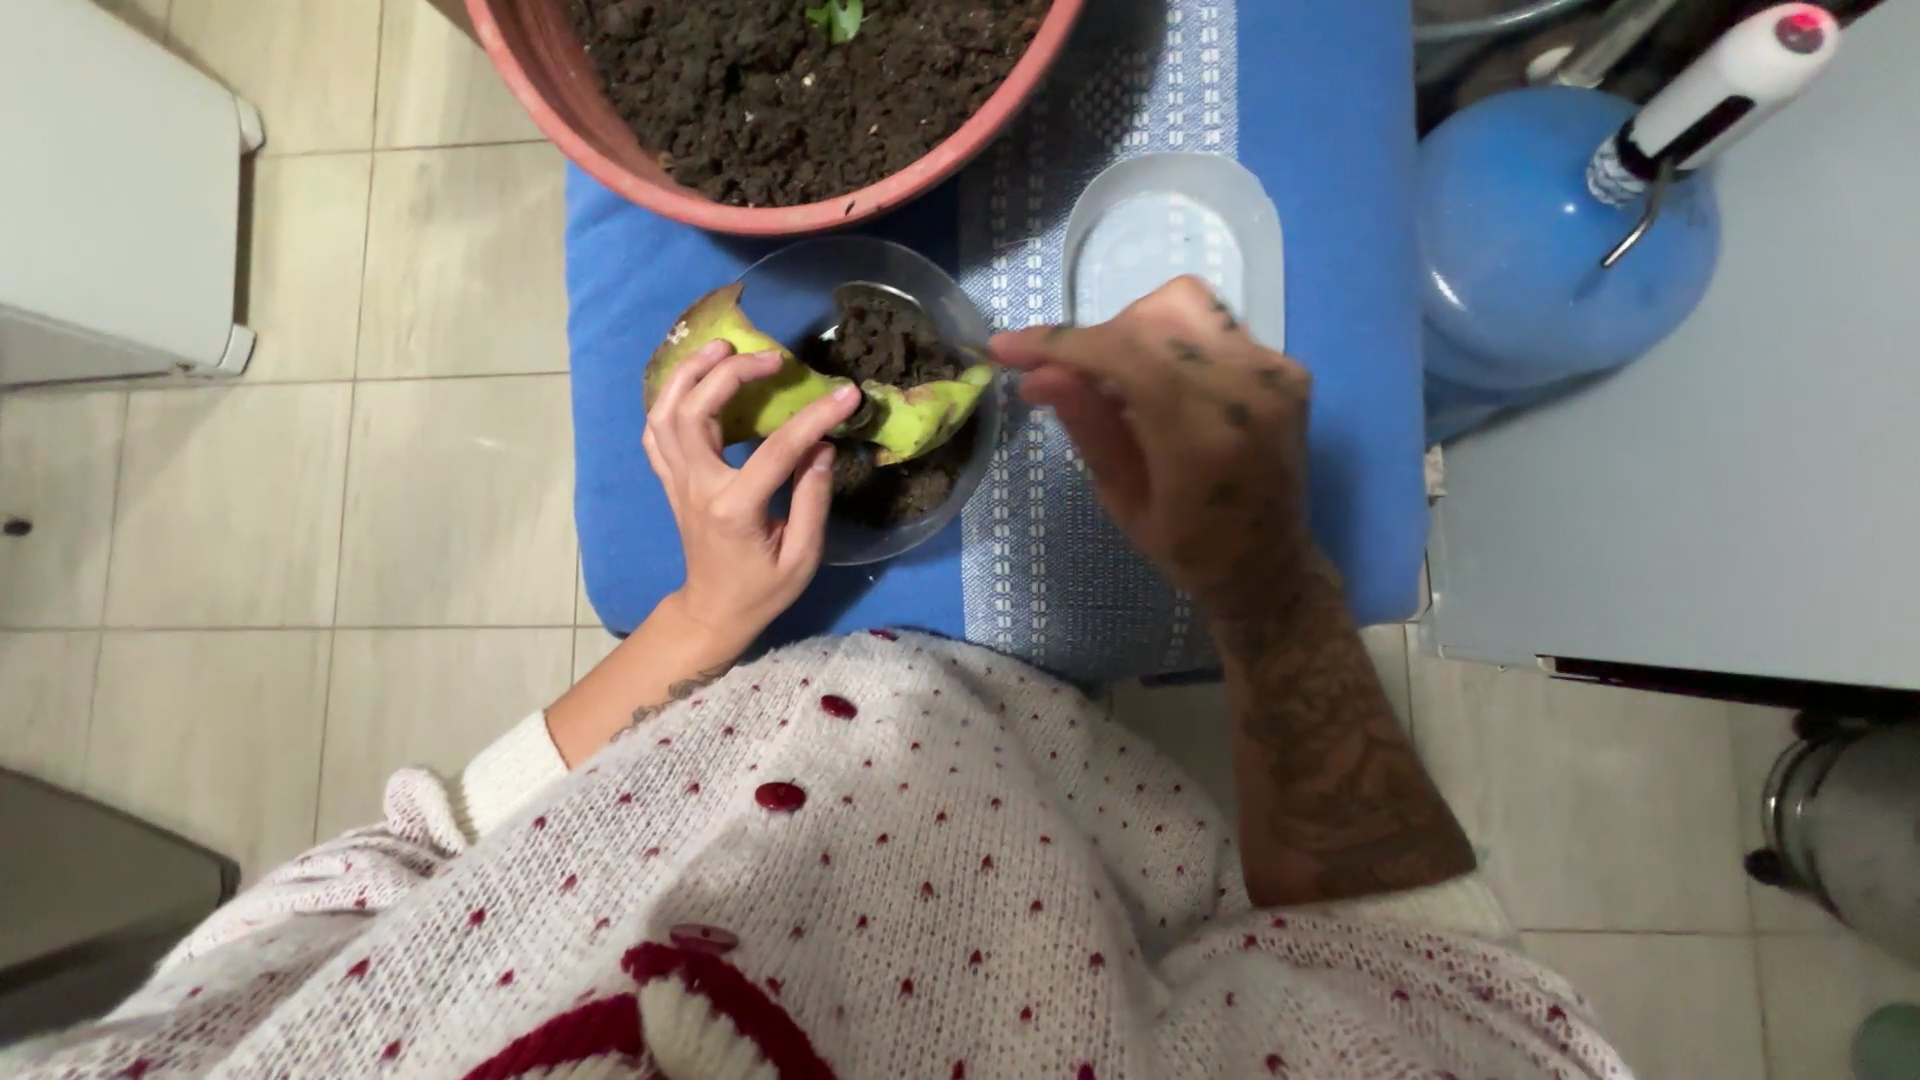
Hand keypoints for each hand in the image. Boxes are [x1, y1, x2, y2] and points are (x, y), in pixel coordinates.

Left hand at [643, 339, 863, 648]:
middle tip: (771, 358)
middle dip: (731, 375)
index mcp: (734, 509)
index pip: (776, 450)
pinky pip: (656, 430)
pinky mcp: (670, 481)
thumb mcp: (802, 556)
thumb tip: (821, 446)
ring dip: (689, 374)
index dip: (814, 417)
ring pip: (664, 413)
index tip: (846, 393)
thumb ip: (812, 499)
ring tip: (721, 347)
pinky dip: (669, 397)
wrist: (714, 610)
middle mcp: (696, 487)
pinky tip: (693, 380)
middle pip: (695, 413)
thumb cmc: (763, 589)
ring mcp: (676, 482)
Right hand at [991, 276, 1329, 627]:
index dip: (1059, 344)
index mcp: (1202, 437)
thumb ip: (1088, 427)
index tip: (1007, 348)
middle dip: (1091, 340)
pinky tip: (1156, 381)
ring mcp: (1273, 372)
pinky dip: (1168, 340)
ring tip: (1112, 376)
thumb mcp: (1122, 499)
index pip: (1122, 354)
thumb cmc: (1188, 549)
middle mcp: (1246, 390)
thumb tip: (1038, 375)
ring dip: (1131, 329)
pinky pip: (1212, 324)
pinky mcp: (1285, 367)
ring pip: (1183, 304)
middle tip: (1059, 376)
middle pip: (1149, 319)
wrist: (1269, 565)